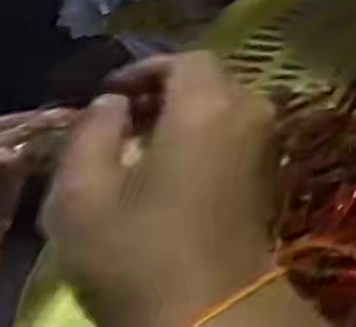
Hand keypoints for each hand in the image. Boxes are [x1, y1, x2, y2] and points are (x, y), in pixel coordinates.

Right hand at [41, 53, 286, 326]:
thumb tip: (112, 102)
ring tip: (134, 140)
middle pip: (212, 76)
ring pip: (227, 98)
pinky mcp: (273, 154)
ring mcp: (269, 129)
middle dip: (164, 88)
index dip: (147, 68)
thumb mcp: (82, 198)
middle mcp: (251, 106)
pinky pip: (239, 121)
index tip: (107, 91)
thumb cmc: (135, 250)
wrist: (209, 295)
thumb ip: (93, 137)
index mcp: (211, 106)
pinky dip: (206, 125)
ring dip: (185, 107)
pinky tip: (170, 157)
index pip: (190, 60)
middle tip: (115, 117)